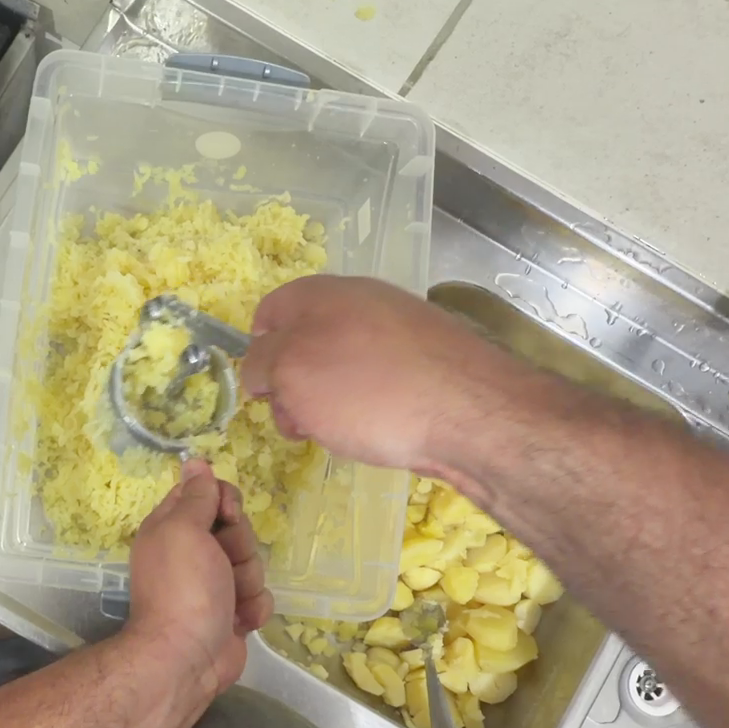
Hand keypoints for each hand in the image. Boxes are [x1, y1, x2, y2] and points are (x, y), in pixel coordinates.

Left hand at [122, 458, 272, 698]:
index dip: (223, 501)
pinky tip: (238, 622)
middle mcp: (192, 552)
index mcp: (172, 528)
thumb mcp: (184, 530)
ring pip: (252, 562)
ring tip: (228, 601)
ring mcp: (214, 584)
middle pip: (236, 528)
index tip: (227, 515)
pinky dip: (253, 609)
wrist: (187, 657)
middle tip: (223, 564)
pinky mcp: (233, 613)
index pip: (206, 493)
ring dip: (247, 582)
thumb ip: (196, 497)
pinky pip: (260, 597)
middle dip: (239, 546)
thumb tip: (195, 462)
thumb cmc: (183, 588)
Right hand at [241, 274, 534, 473]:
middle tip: (297, 424)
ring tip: (335, 434)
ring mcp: (398, 330)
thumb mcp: (291, 374)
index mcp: (321, 293)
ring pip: (338, 366)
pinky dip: (363, 406)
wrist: (471, 414)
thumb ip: (260, 364)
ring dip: (323, 402)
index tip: (264, 394)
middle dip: (290, 386)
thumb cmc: (367, 390)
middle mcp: (360, 301)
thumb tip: (259, 368)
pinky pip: (374, 380)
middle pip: (303, 342)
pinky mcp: (426, 361)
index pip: (268, 312)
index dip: (257, 354)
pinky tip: (373, 430)